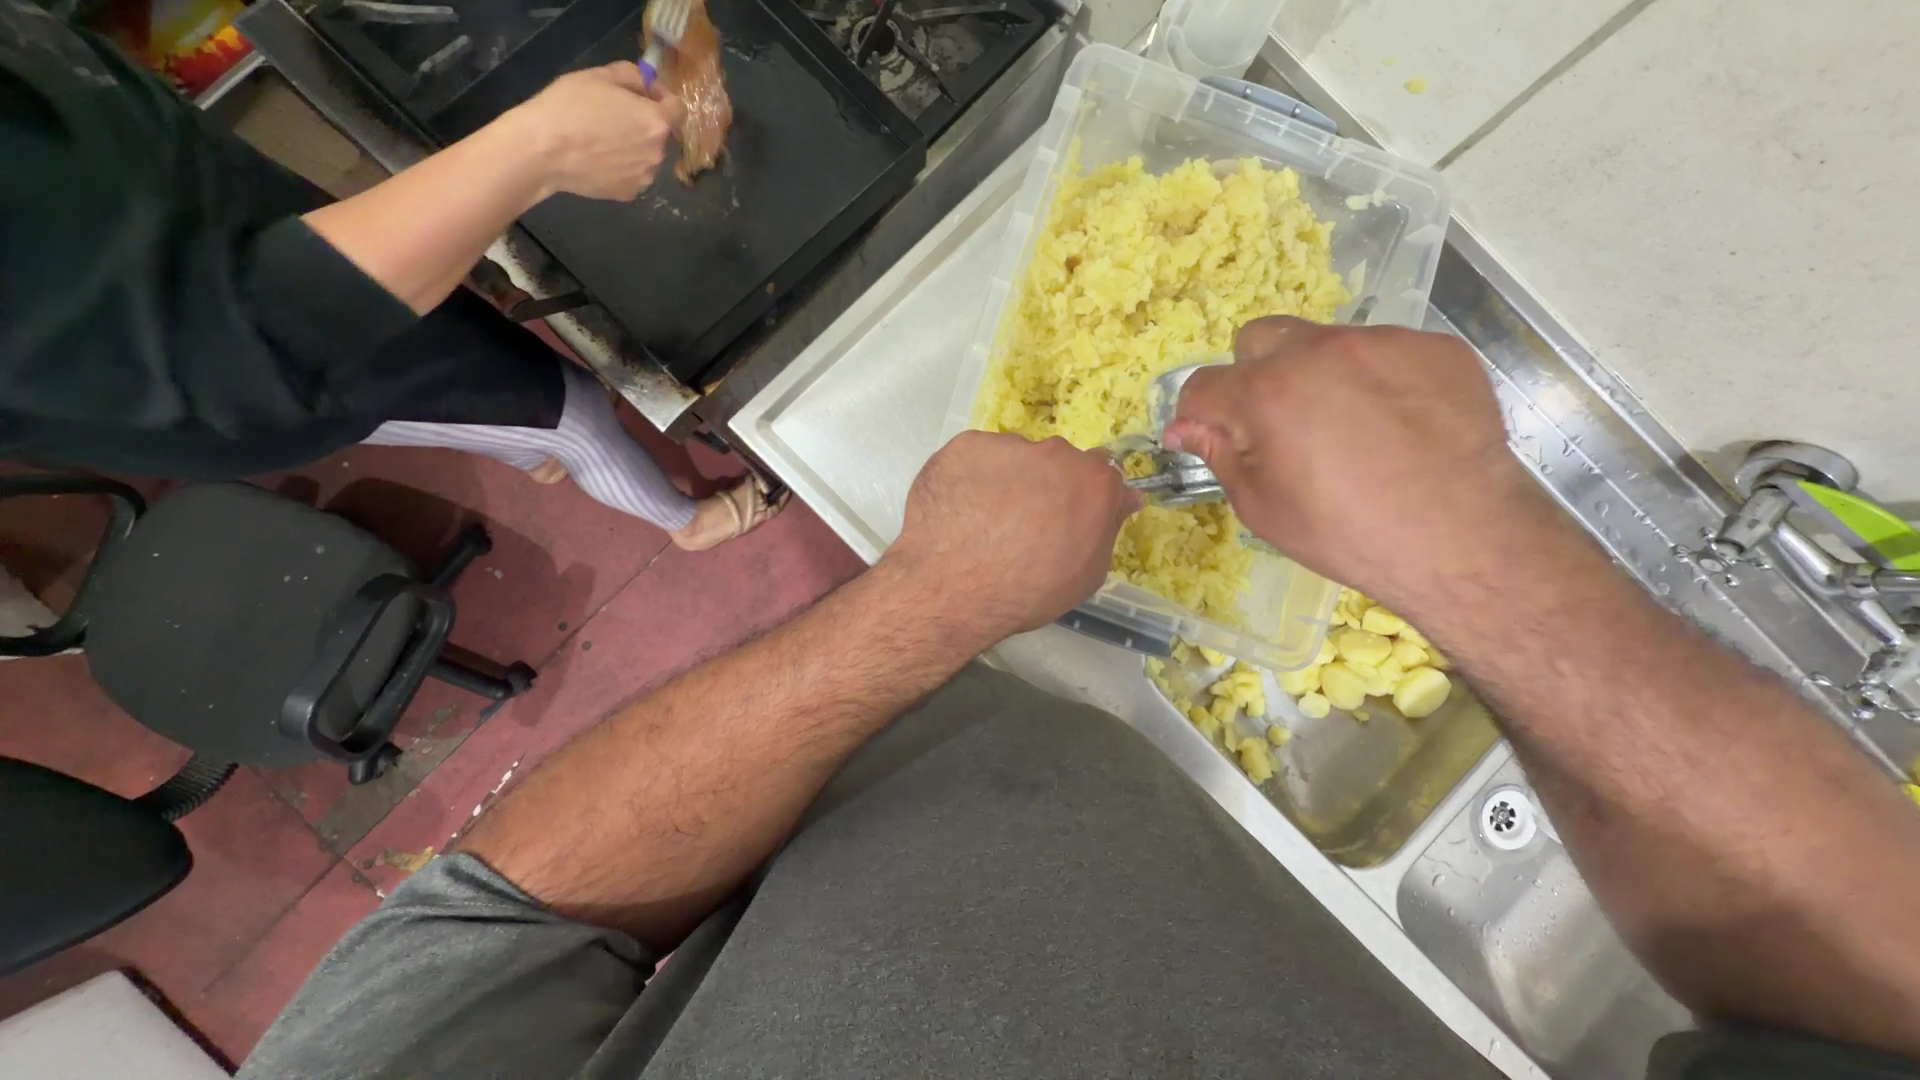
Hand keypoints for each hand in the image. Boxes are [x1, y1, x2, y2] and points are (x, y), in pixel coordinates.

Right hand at [508, 62, 684, 200]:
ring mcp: (644, 177)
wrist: (543, 150)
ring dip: (634, 147)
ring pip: (646, 157)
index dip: (663, 98)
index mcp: (656, 122)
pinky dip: (622, 168)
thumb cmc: (569, 106)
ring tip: (603, 140)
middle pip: (660, 135)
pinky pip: (632, 176)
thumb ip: (633, 77)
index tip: (645, 94)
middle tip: (614, 116)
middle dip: (644, 123)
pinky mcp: (629, 194)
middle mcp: (658, 153)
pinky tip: (598, 160)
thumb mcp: (600, 75)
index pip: (678, 109)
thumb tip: (648, 84)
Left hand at [884, 431, 1138, 642]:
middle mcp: (1056, 453)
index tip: (1068, 520)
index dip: (1084, 499)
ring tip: (985, 522)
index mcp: (1094, 482)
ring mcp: (1008, 446)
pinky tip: (961, 510)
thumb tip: (1126, 498)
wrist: (953, 588)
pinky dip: (971, 478)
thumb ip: (1108, 527)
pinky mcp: (965, 446)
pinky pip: (976, 458)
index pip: (1101, 476)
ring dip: (1007, 481)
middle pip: (1057, 463)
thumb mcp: (1086, 574)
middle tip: (1022, 527)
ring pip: (1015, 458)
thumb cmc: (1028, 591)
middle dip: (1046, 487)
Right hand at [1163, 316, 1553, 607]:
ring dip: (1319, 377)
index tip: (1210, 439)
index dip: (1198, 416)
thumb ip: (1218, 455)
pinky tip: (1397, 426)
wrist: (1462, 538)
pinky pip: (1386, 353)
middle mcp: (1319, 351)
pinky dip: (1377, 381)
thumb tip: (1184, 429)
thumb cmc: (1345, 533)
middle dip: (1255, 376)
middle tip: (1280, 425)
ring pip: (1326, 343)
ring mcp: (1383, 342)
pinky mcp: (1436, 348)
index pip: (1203, 385)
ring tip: (1350, 429)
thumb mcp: (1261, 506)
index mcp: (1267, 391)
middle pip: (1260, 339)